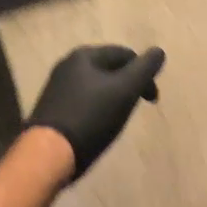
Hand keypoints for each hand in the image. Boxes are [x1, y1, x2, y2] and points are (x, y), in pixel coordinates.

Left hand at [25, 45, 165, 179]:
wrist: (48, 155)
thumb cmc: (91, 117)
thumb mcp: (125, 90)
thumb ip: (144, 69)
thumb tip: (159, 52)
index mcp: (85, 55)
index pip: (125, 54)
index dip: (144, 73)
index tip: (152, 99)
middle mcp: (67, 65)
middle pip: (108, 69)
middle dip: (126, 84)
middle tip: (136, 107)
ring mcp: (56, 87)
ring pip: (95, 86)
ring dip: (111, 97)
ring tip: (119, 118)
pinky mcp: (51, 109)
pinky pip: (82, 101)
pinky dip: (95, 109)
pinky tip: (98, 125)